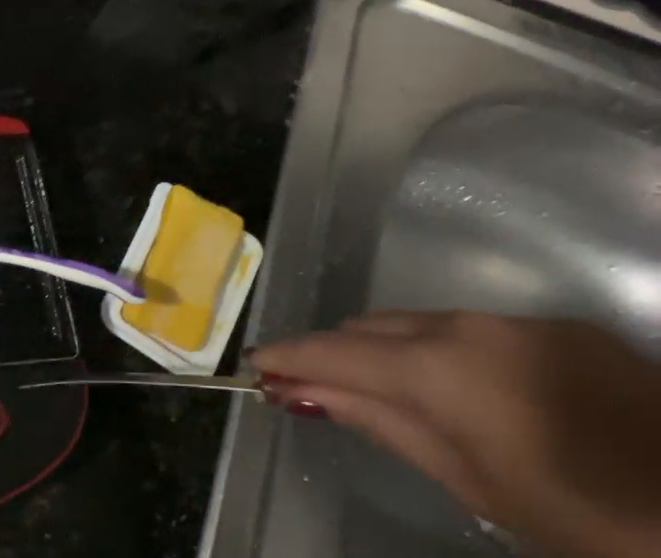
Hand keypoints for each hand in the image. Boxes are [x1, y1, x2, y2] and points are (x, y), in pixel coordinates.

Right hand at [252, 311, 660, 557]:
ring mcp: (524, 322)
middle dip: (342, 355)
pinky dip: (457, 353)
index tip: (256, 366)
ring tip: (399, 394)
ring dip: (398, 352)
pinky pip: (483, 330)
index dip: (289, 357)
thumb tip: (301, 390)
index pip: (334, 351)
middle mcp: (471, 325)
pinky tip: (479, 392)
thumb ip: (378, 421)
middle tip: (318, 388)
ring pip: (426, 324)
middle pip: (375, 328)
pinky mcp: (571, 328)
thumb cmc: (583, 516)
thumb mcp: (472, 482)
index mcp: (439, 367)